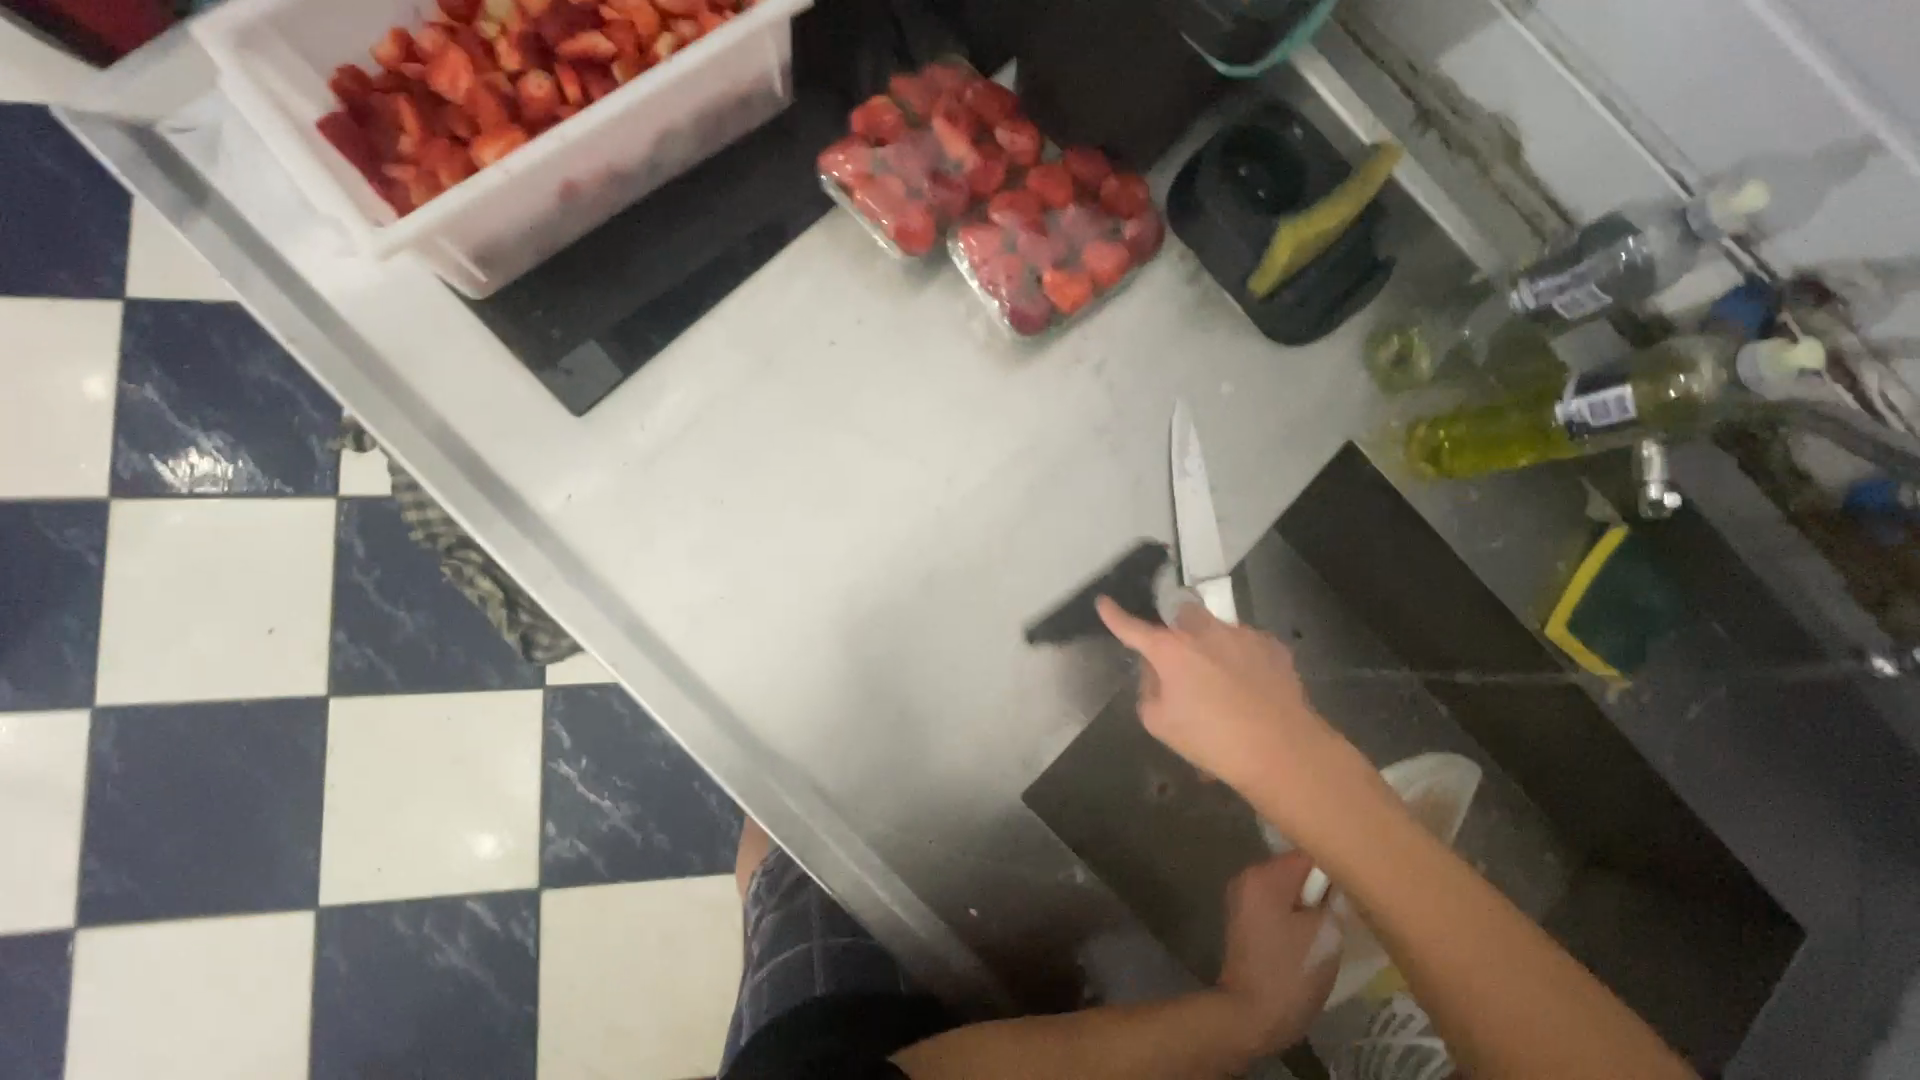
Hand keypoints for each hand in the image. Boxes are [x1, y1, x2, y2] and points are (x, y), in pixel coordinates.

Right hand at [1096, 595, 1353, 794]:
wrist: (1281, 749)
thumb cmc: (1211, 740)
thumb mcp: (1159, 724)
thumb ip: (1149, 692)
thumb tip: (1156, 675)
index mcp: (1171, 650)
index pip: (1133, 628)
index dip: (1115, 616)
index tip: (1103, 603)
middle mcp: (1205, 632)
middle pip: (1183, 614)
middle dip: (1179, 628)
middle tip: (1184, 660)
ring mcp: (1243, 635)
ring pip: (1219, 630)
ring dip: (1214, 648)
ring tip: (1226, 686)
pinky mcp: (1273, 646)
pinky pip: (1248, 645)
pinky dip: (1244, 660)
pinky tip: (1251, 689)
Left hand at [1216, 853, 1341, 1055]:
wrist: (1251, 1014)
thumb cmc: (1291, 972)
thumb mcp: (1325, 932)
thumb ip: (1333, 899)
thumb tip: (1336, 883)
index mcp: (1263, 875)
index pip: (1309, 855)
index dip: (1335, 870)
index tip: (1356, 887)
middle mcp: (1246, 878)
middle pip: (1296, 871)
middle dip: (1321, 890)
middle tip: (1344, 913)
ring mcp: (1242, 899)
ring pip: (1287, 890)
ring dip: (1309, 905)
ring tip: (1328, 929)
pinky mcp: (1244, 921)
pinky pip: (1276, 907)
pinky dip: (1294, 917)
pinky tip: (1309, 939)